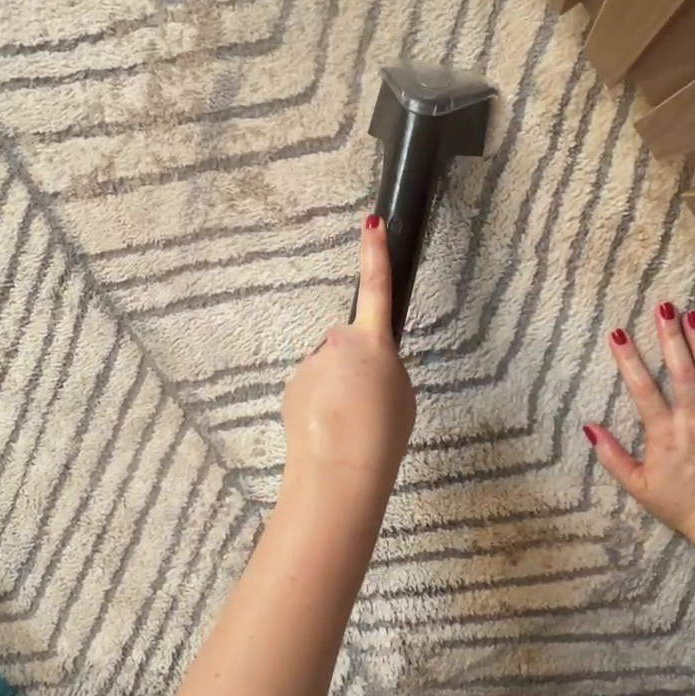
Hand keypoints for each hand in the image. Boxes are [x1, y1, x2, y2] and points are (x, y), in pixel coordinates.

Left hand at [279, 216, 415, 519]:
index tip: (371, 223)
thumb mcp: (403, 395)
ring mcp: (309, 365)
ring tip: (349, 423)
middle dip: (357, 365)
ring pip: (330, 369)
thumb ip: (387, 368)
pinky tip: (328, 429)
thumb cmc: (382, 435)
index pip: (377, 288)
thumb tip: (367, 368)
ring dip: (339, 389)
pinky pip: (313, 388)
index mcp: (372, 342)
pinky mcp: (291, 387)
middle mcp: (336, 344)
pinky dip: (321, 404)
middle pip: (350, 344)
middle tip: (369, 403)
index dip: (375, 253)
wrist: (339, 472)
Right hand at [586, 303, 694, 545]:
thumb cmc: (679, 505)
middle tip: (665, 307)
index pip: (643, 389)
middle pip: (682, 372)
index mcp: (665, 434)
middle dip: (671, 337)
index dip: (629, 360)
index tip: (619, 333)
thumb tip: (589, 428)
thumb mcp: (637, 486)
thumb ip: (612, 456)